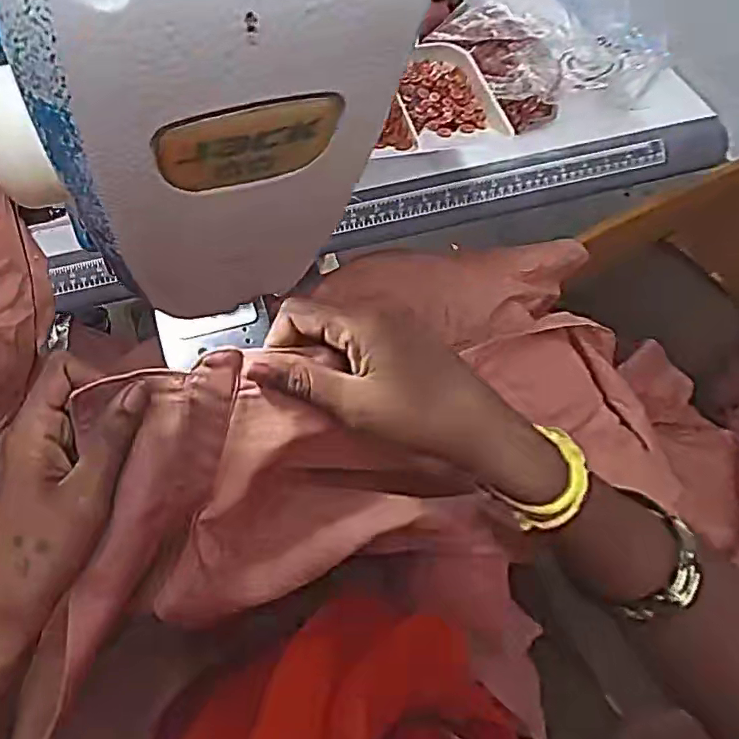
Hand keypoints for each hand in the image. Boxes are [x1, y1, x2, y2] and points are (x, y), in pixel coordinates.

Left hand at [0, 353, 148, 650]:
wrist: (11, 608)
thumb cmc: (45, 553)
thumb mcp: (89, 492)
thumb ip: (113, 436)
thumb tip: (138, 389)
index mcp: (28, 428)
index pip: (61, 366)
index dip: (98, 372)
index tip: (131, 397)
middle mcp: (24, 432)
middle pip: (68, 386)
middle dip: (107, 397)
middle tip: (141, 420)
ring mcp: (30, 452)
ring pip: (71, 413)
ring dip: (103, 423)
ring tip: (133, 442)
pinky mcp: (38, 471)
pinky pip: (69, 438)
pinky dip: (95, 443)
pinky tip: (115, 465)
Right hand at [243, 297, 567, 505]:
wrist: (483, 431)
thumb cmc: (419, 418)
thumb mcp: (352, 404)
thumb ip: (301, 380)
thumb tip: (255, 366)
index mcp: (360, 318)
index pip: (295, 311)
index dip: (278, 342)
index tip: (281, 378)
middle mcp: (375, 307)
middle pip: (314, 315)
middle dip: (299, 349)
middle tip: (305, 389)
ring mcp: (392, 318)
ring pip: (334, 326)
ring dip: (321, 354)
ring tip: (332, 390)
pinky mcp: (404, 332)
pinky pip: (357, 333)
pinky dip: (344, 355)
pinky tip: (356, 385)